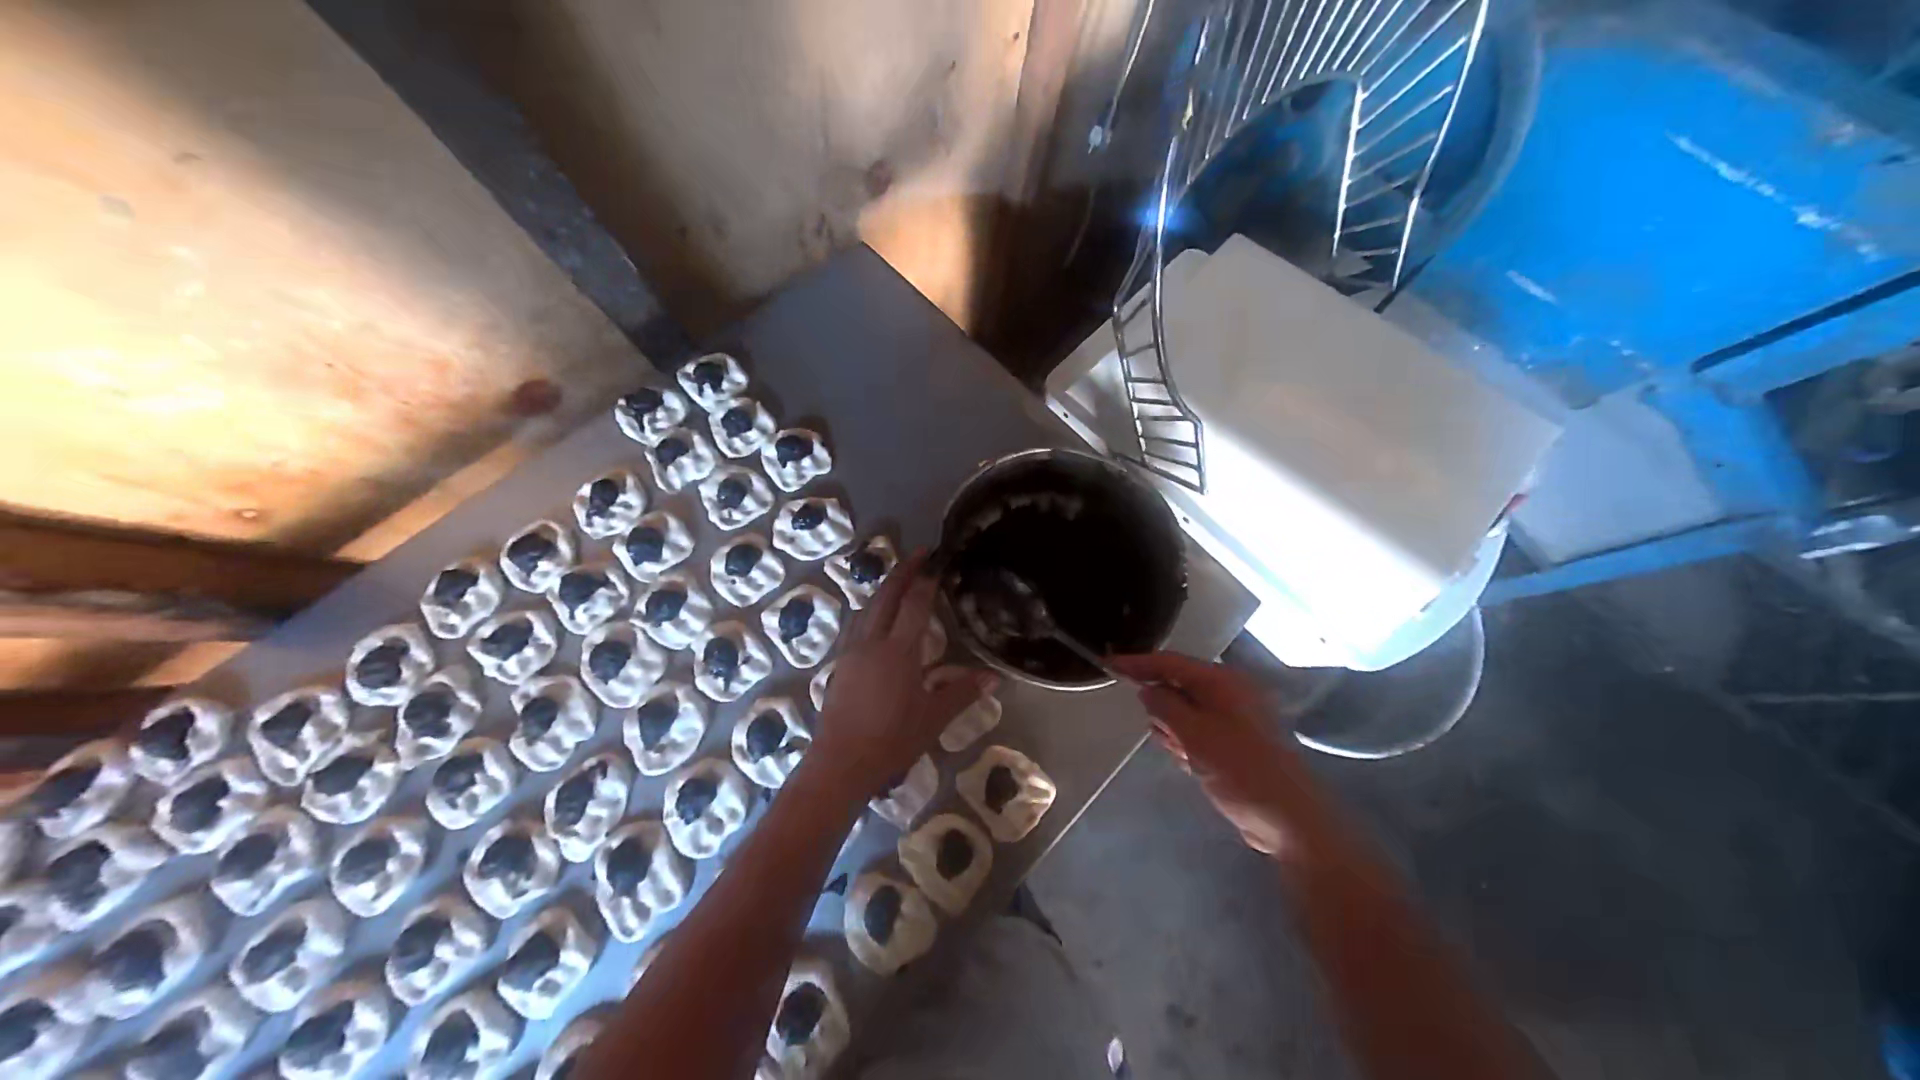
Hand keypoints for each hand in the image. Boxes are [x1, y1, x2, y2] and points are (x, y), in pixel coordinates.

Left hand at [810, 551, 996, 799]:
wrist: (840, 763)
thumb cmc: (891, 741)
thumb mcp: (933, 718)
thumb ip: (962, 692)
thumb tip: (994, 677)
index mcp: (898, 651)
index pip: (914, 605)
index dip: (926, 580)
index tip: (937, 561)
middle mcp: (872, 642)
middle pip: (886, 596)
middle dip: (903, 572)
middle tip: (919, 554)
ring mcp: (852, 652)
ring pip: (867, 608)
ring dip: (884, 589)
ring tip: (899, 581)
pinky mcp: (840, 665)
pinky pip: (857, 624)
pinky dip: (871, 609)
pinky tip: (877, 619)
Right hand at [1110, 652, 1316, 854]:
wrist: (1290, 821)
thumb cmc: (1242, 771)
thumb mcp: (1195, 736)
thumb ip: (1165, 707)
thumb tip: (1147, 690)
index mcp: (1224, 683)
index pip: (1171, 663)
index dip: (1138, 663)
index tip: (1109, 664)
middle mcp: (1229, 694)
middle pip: (1176, 687)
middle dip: (1162, 708)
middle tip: (1166, 736)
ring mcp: (1232, 719)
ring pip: (1183, 713)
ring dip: (1173, 731)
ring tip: (1184, 757)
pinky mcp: (1232, 743)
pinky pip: (1195, 733)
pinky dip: (1186, 745)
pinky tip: (1192, 765)